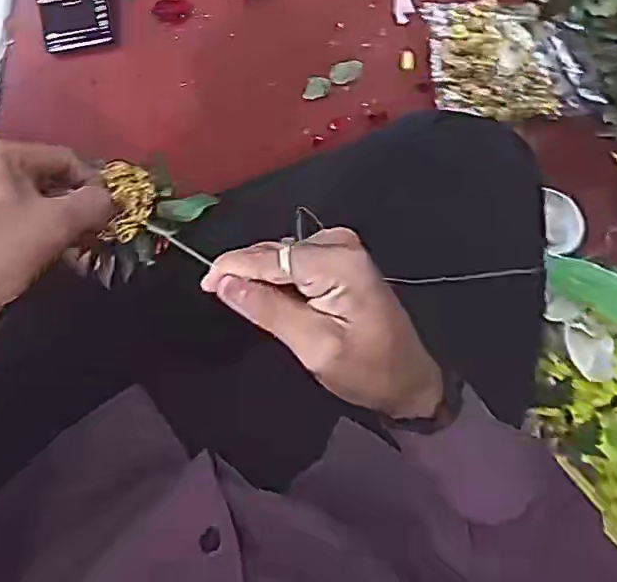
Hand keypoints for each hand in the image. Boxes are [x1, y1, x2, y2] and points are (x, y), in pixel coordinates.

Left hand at [0, 141, 113, 339]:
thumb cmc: (0, 255)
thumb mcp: (58, 223)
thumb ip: (95, 203)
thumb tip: (113, 201)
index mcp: (4, 156)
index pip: (68, 159)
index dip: (94, 185)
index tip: (111, 212)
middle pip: (57, 181)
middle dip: (82, 209)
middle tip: (101, 233)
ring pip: (45, 204)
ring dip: (69, 226)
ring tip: (85, 250)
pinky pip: (29, 220)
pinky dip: (49, 236)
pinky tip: (65, 257)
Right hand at [201, 227, 443, 420]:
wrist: (411, 376)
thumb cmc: (368, 369)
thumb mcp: (314, 347)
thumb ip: (267, 310)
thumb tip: (223, 283)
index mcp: (336, 261)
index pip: (269, 256)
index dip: (231, 267)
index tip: (204, 285)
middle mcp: (338, 241)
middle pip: (274, 251)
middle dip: (245, 272)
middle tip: (221, 300)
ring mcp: (340, 244)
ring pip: (281, 254)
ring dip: (261, 276)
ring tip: (248, 304)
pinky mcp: (340, 253)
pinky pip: (294, 259)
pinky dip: (279, 277)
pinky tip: (274, 299)